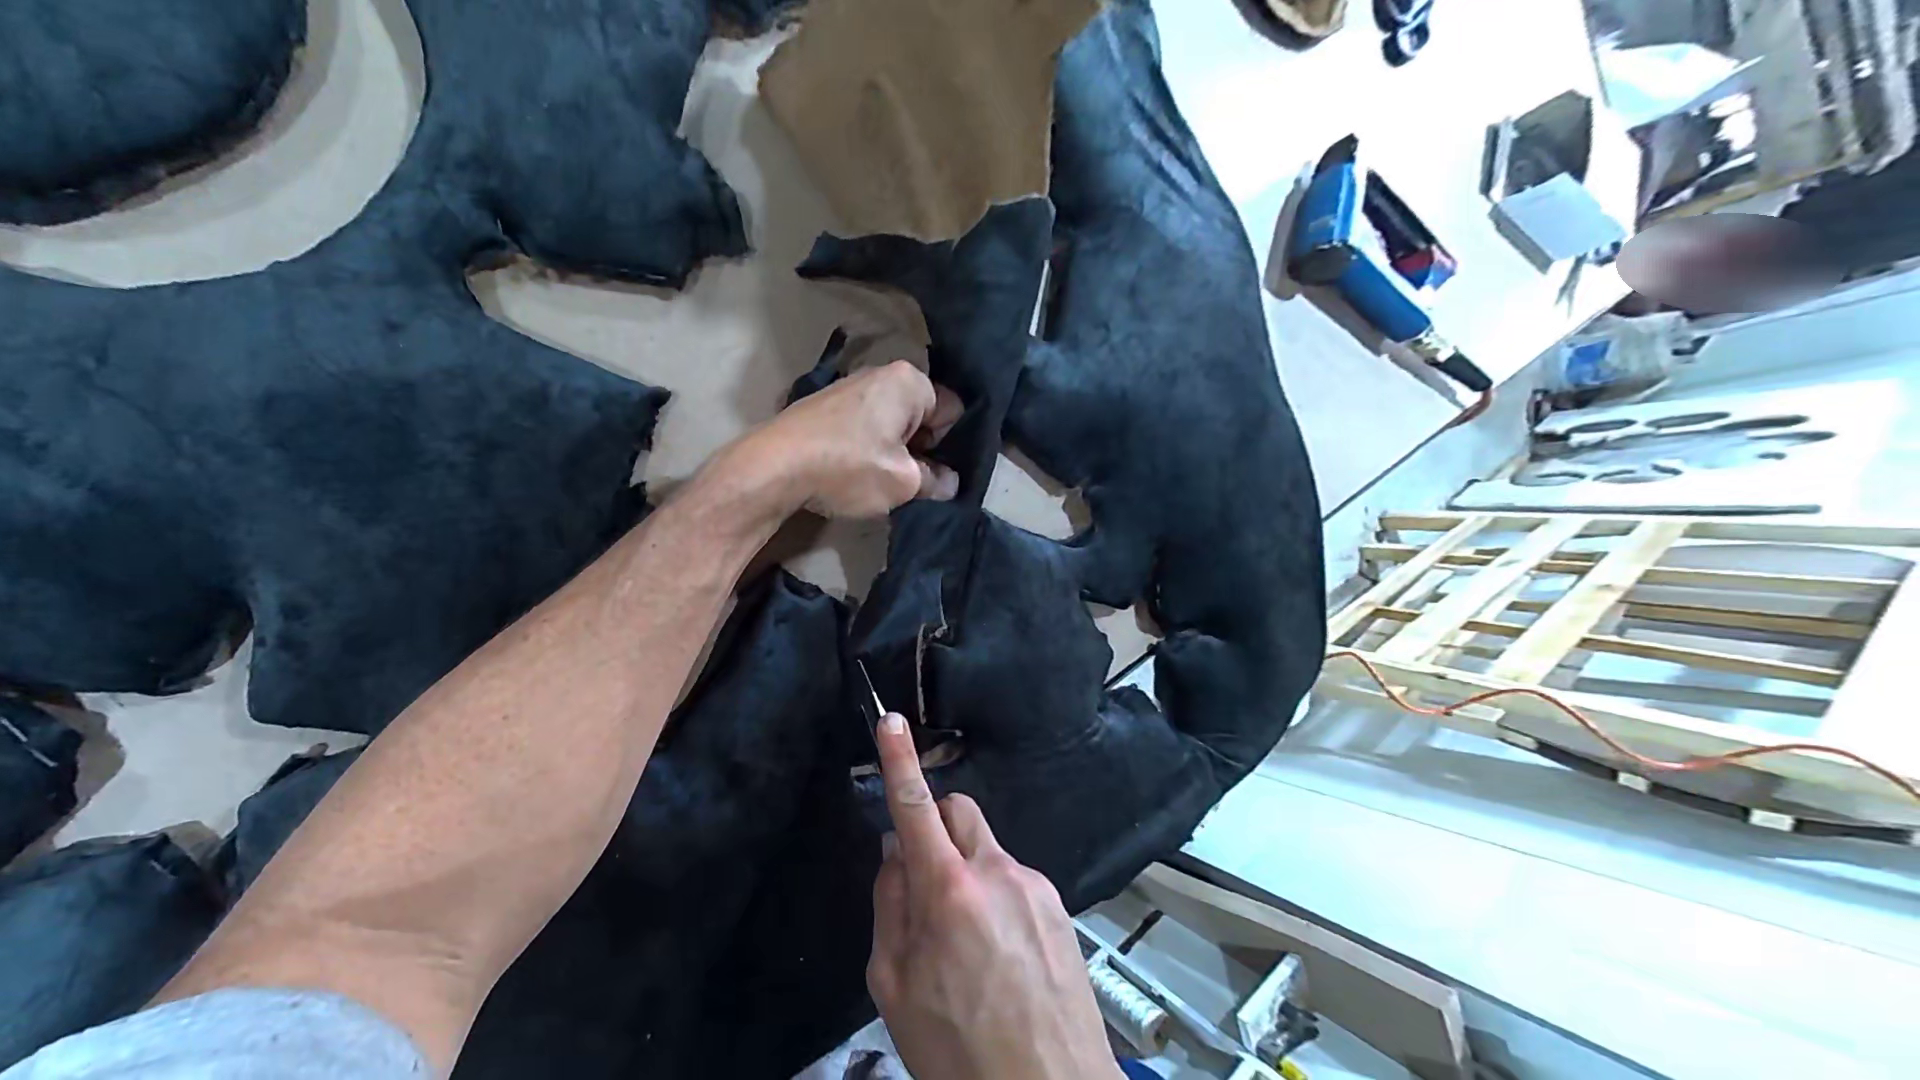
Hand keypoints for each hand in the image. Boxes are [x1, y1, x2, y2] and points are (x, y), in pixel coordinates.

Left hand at [715, 360, 962, 520]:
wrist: (772, 468)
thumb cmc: (848, 468)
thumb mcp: (903, 483)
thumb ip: (935, 481)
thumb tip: (949, 482)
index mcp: (909, 381)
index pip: (953, 411)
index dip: (949, 446)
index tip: (934, 473)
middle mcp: (881, 373)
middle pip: (921, 415)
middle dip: (921, 447)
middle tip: (911, 481)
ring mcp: (850, 387)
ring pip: (891, 422)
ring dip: (893, 450)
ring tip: (879, 479)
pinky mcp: (826, 405)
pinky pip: (865, 425)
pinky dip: (867, 446)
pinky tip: (853, 470)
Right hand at [868, 713, 1122, 1079]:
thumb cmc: (960, 1052)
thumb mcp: (895, 987)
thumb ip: (890, 904)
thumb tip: (896, 850)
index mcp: (948, 893)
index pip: (915, 807)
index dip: (899, 760)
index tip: (891, 720)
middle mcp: (997, 873)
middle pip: (959, 810)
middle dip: (936, 825)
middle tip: (925, 876)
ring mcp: (1034, 885)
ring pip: (986, 847)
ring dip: (965, 870)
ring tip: (965, 941)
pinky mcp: (1058, 904)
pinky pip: (1013, 877)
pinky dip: (994, 894)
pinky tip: (998, 953)